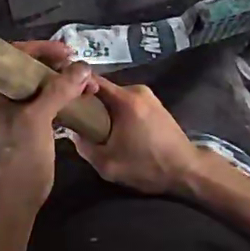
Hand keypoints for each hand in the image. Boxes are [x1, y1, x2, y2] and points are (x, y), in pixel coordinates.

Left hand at [0, 41, 89, 207]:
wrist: (17, 199)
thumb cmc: (19, 158)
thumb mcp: (37, 120)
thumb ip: (58, 90)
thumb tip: (83, 66)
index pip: (14, 54)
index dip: (40, 48)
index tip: (66, 52)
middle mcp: (3, 94)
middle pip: (32, 66)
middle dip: (59, 65)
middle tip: (83, 68)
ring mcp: (17, 108)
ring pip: (44, 82)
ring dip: (67, 79)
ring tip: (89, 83)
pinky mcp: (32, 120)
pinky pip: (50, 97)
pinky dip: (67, 93)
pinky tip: (84, 95)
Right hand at [72, 79, 203, 195]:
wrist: (186, 169)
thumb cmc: (148, 166)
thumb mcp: (108, 164)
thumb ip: (86, 147)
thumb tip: (73, 133)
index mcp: (126, 99)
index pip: (93, 81)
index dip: (75, 87)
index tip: (63, 98)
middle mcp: (137, 90)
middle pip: (104, 89)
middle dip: (90, 102)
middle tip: (78, 120)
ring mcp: (149, 95)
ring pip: (116, 97)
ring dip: (106, 109)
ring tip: (96, 128)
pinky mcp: (155, 103)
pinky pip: (128, 102)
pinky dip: (119, 112)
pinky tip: (116, 129)